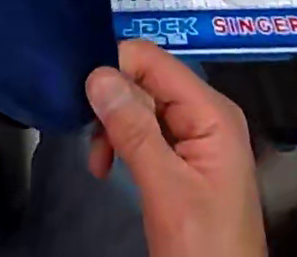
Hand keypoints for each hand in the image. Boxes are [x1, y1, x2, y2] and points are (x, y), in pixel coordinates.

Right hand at [86, 38, 265, 256]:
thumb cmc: (203, 251)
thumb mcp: (167, 192)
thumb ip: (134, 130)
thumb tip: (96, 74)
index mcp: (210, 110)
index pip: (151, 60)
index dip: (114, 70)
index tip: (86, 104)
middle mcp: (204, 112)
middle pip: (144, 79)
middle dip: (112, 104)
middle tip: (92, 144)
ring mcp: (194, 134)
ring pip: (139, 103)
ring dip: (113, 125)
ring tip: (99, 162)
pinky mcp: (181, 156)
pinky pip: (143, 128)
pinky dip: (120, 141)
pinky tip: (107, 165)